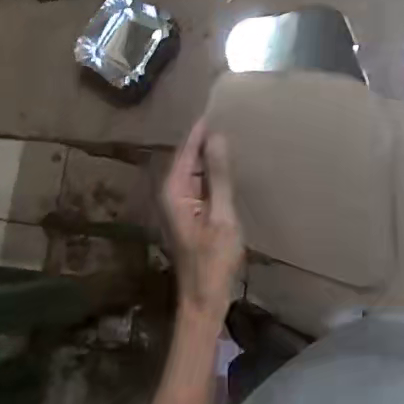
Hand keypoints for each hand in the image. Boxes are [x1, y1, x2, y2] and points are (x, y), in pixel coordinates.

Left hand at [161, 118, 243, 323]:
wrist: (204, 298)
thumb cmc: (213, 260)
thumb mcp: (221, 216)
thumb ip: (219, 176)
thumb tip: (217, 137)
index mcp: (174, 191)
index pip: (186, 149)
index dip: (201, 128)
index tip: (217, 104)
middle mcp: (171, 194)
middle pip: (187, 157)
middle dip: (205, 137)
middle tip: (230, 114)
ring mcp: (179, 205)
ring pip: (193, 170)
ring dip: (209, 155)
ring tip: (232, 133)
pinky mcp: (189, 214)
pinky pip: (199, 184)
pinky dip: (212, 173)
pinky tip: (229, 166)